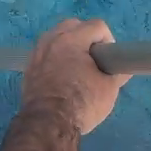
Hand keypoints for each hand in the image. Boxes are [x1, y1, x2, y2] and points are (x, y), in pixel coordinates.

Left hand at [20, 19, 130, 134]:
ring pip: (55, 38)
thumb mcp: (108, 88)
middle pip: (72, 26)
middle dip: (86, 37)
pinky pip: (44, 53)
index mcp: (72, 40)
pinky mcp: (28, 68)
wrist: (48, 124)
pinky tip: (61, 76)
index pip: (96, 26)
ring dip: (68, 46)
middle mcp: (51, 40)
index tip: (110, 58)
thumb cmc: (82, 103)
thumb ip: (117, 73)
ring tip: (77, 67)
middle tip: (94, 59)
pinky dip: (54, 58)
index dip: (108, 40)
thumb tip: (122, 69)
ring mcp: (36, 53)